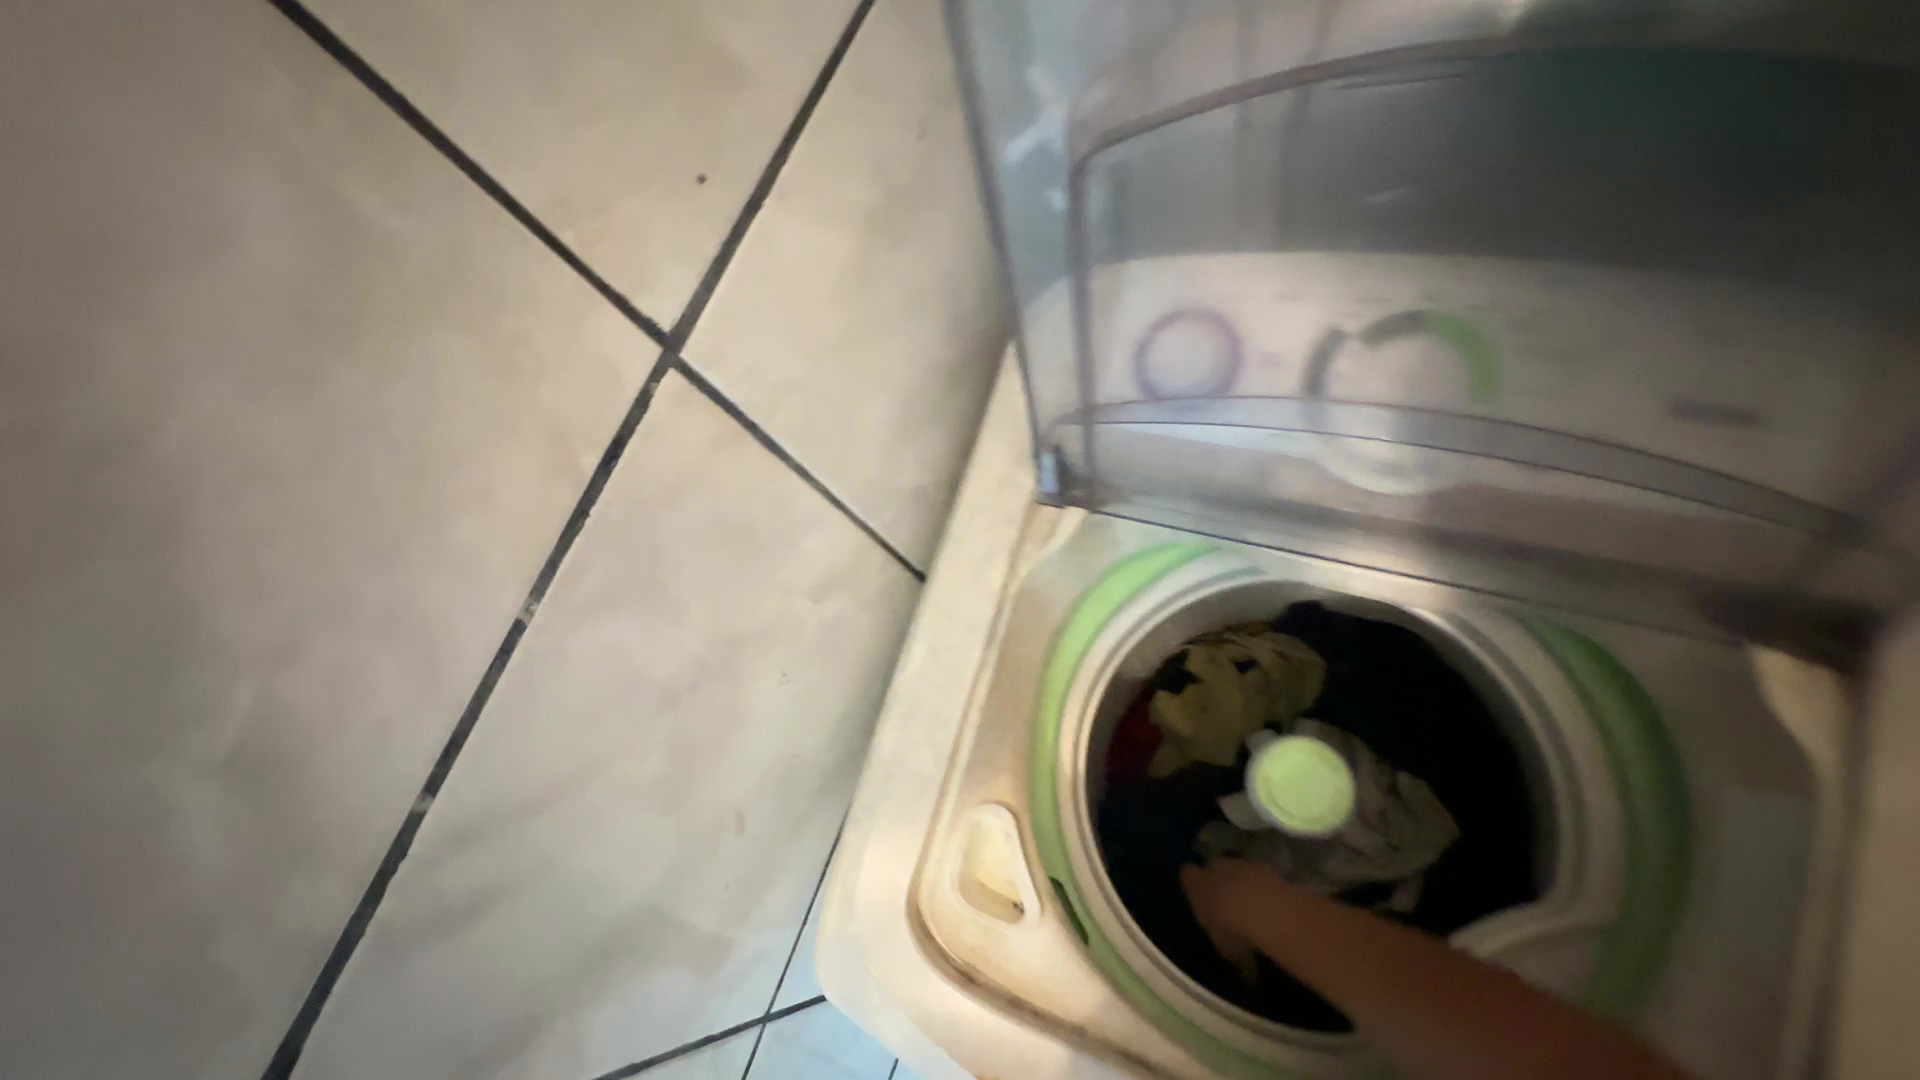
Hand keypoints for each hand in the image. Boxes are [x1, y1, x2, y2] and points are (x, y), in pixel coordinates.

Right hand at [1180, 858, 1278, 984]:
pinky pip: (1263, 877)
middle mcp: (1215, 866)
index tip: (1201, 899)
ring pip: (1240, 870)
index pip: (1187, 875)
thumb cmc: (1232, 931)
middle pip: (1214, 869)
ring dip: (1246, 885)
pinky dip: (1267, 889)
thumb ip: (1226, 949)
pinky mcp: (1268, 866)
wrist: (1266, 911)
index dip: (1194, 885)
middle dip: (1221, 883)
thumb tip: (1241, 973)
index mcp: (1195, 884)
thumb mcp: (1225, 950)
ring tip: (1257, 910)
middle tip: (1230, 907)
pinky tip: (1275, 909)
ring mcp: (1242, 863)